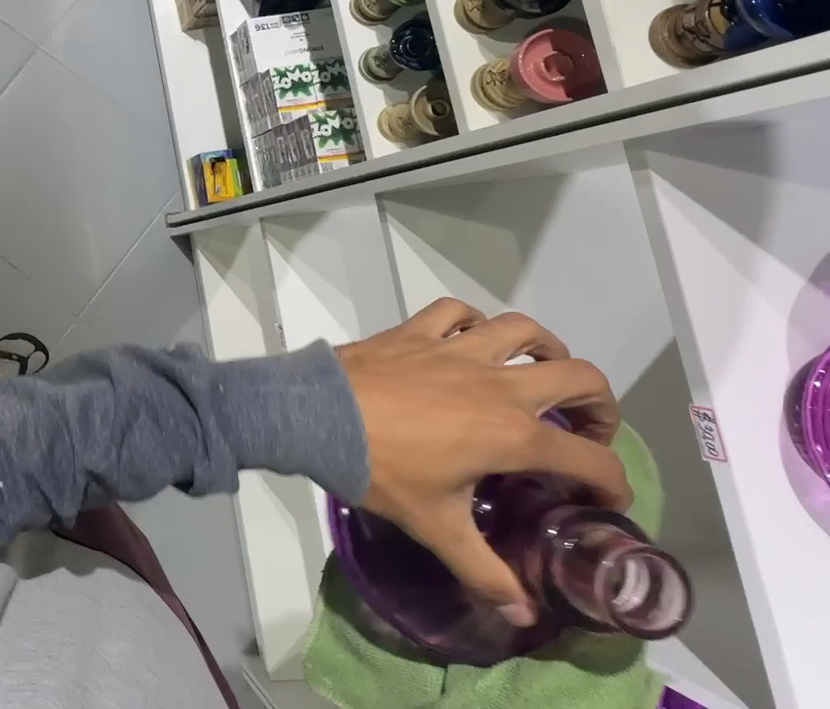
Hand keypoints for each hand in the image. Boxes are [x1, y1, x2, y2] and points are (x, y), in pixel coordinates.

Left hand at [338, 298, 630, 626]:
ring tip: (541, 373)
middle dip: (598, 405)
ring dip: (545, 348)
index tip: (604, 498)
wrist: (312, 416)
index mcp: (511, 435)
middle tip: (582, 430)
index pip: (592, 460)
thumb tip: (520, 613)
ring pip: (521, 330)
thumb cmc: (376, 467)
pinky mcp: (412, 333)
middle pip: (579, 378)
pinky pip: (453, 311)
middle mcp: (495, 385)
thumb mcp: (433, 524)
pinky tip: (471, 338)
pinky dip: (472, 319)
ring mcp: (452, 351)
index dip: (612, 484)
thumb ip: (482, 570)